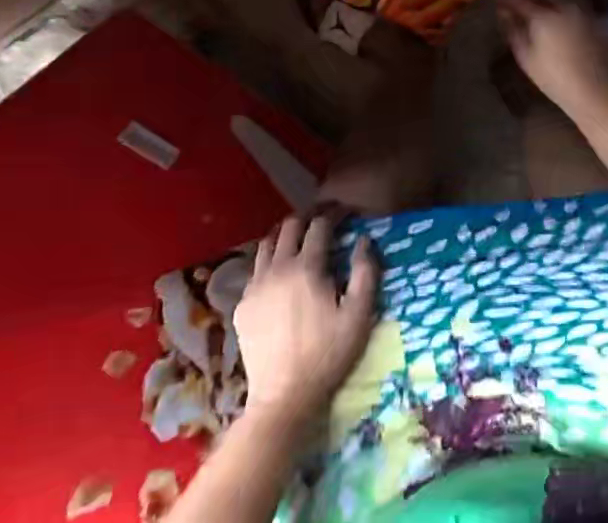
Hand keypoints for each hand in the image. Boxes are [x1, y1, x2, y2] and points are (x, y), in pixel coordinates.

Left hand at [237, 215, 379, 424]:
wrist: (284, 397)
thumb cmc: (328, 355)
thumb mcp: (359, 315)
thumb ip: (365, 272)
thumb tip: (363, 240)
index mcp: (306, 268)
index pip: (319, 226)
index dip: (334, 213)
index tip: (345, 211)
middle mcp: (277, 268)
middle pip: (289, 226)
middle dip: (307, 216)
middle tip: (322, 218)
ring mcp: (255, 286)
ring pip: (266, 244)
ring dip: (284, 234)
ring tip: (298, 237)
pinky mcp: (242, 305)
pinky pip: (255, 270)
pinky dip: (269, 261)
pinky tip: (279, 273)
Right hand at [498, 0, 607, 112]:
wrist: (595, 90)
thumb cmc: (554, 78)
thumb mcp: (526, 57)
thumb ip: (513, 30)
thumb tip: (505, 13)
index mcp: (544, 15)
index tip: (499, 1)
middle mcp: (564, 5)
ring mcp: (583, 9)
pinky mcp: (595, 17)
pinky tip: (558, 9)